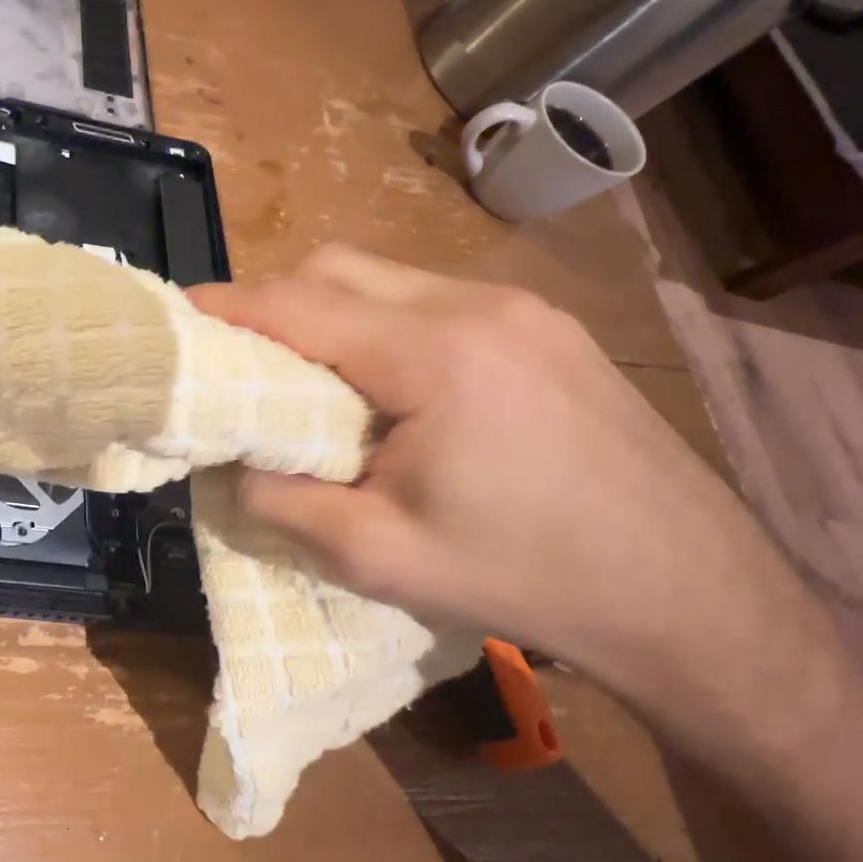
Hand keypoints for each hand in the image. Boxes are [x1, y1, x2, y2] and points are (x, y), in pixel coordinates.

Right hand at [187, 244, 801, 690]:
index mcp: (436, 357)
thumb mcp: (375, 555)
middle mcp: (478, 308)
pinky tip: (380, 386)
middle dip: (271, 303)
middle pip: (337, 267)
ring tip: (305, 379)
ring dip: (326, 312)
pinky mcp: (544, 329)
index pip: (298, 304)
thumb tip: (229, 460)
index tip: (173, 318)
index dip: (224, 306)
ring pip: (383, 277)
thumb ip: (278, 499)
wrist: (689, 595)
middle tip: (239, 363)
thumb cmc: (522, 577)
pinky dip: (376, 324)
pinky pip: (427, 300)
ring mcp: (521, 311)